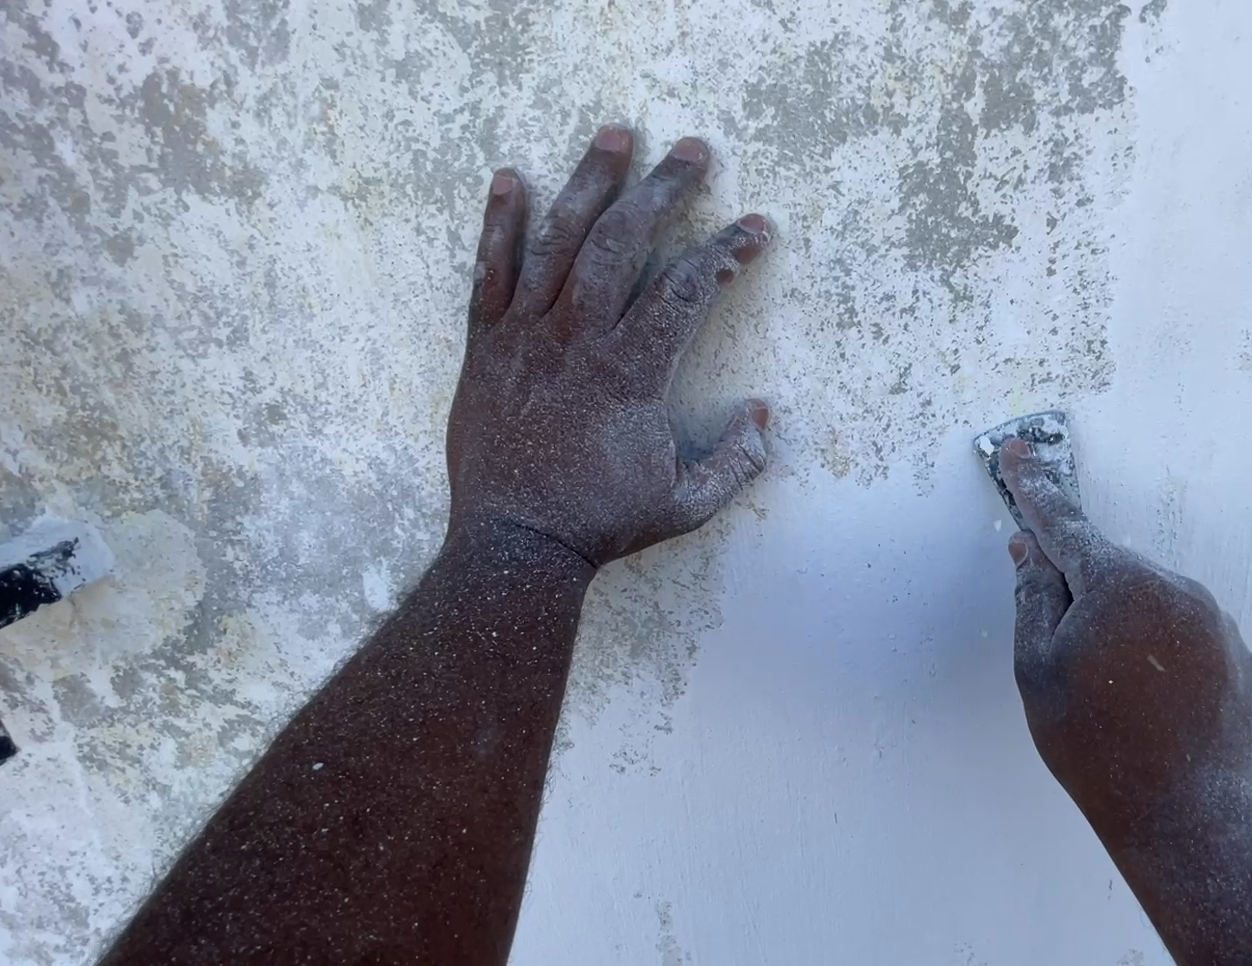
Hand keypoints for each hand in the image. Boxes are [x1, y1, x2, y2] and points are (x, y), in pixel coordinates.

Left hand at [445, 124, 774, 566]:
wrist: (516, 544)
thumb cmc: (602, 523)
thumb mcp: (686, 505)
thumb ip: (736, 461)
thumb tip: (765, 414)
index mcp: (631, 375)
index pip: (688, 291)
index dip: (727, 253)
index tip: (755, 229)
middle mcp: (578, 340)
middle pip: (624, 242)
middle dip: (664, 189)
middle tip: (692, 149)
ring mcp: (526, 337)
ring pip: (558, 240)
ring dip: (590, 182)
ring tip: (615, 134)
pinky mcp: (486, 347)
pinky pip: (488, 272)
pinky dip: (498, 224)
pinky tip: (510, 179)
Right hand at [1001, 439, 1251, 843]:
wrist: (1182, 815)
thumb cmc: (1093, 742)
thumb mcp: (1038, 667)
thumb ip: (1034, 597)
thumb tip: (1031, 550)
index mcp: (1120, 583)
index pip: (1064, 522)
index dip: (1033, 487)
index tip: (1017, 450)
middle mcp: (1174, 586)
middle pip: (1105, 567)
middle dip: (1075, 589)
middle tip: (1057, 650)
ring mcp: (1212, 618)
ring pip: (1142, 598)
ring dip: (1113, 622)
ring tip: (1105, 690)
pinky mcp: (1233, 650)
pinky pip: (1175, 626)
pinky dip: (1148, 644)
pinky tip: (1140, 697)